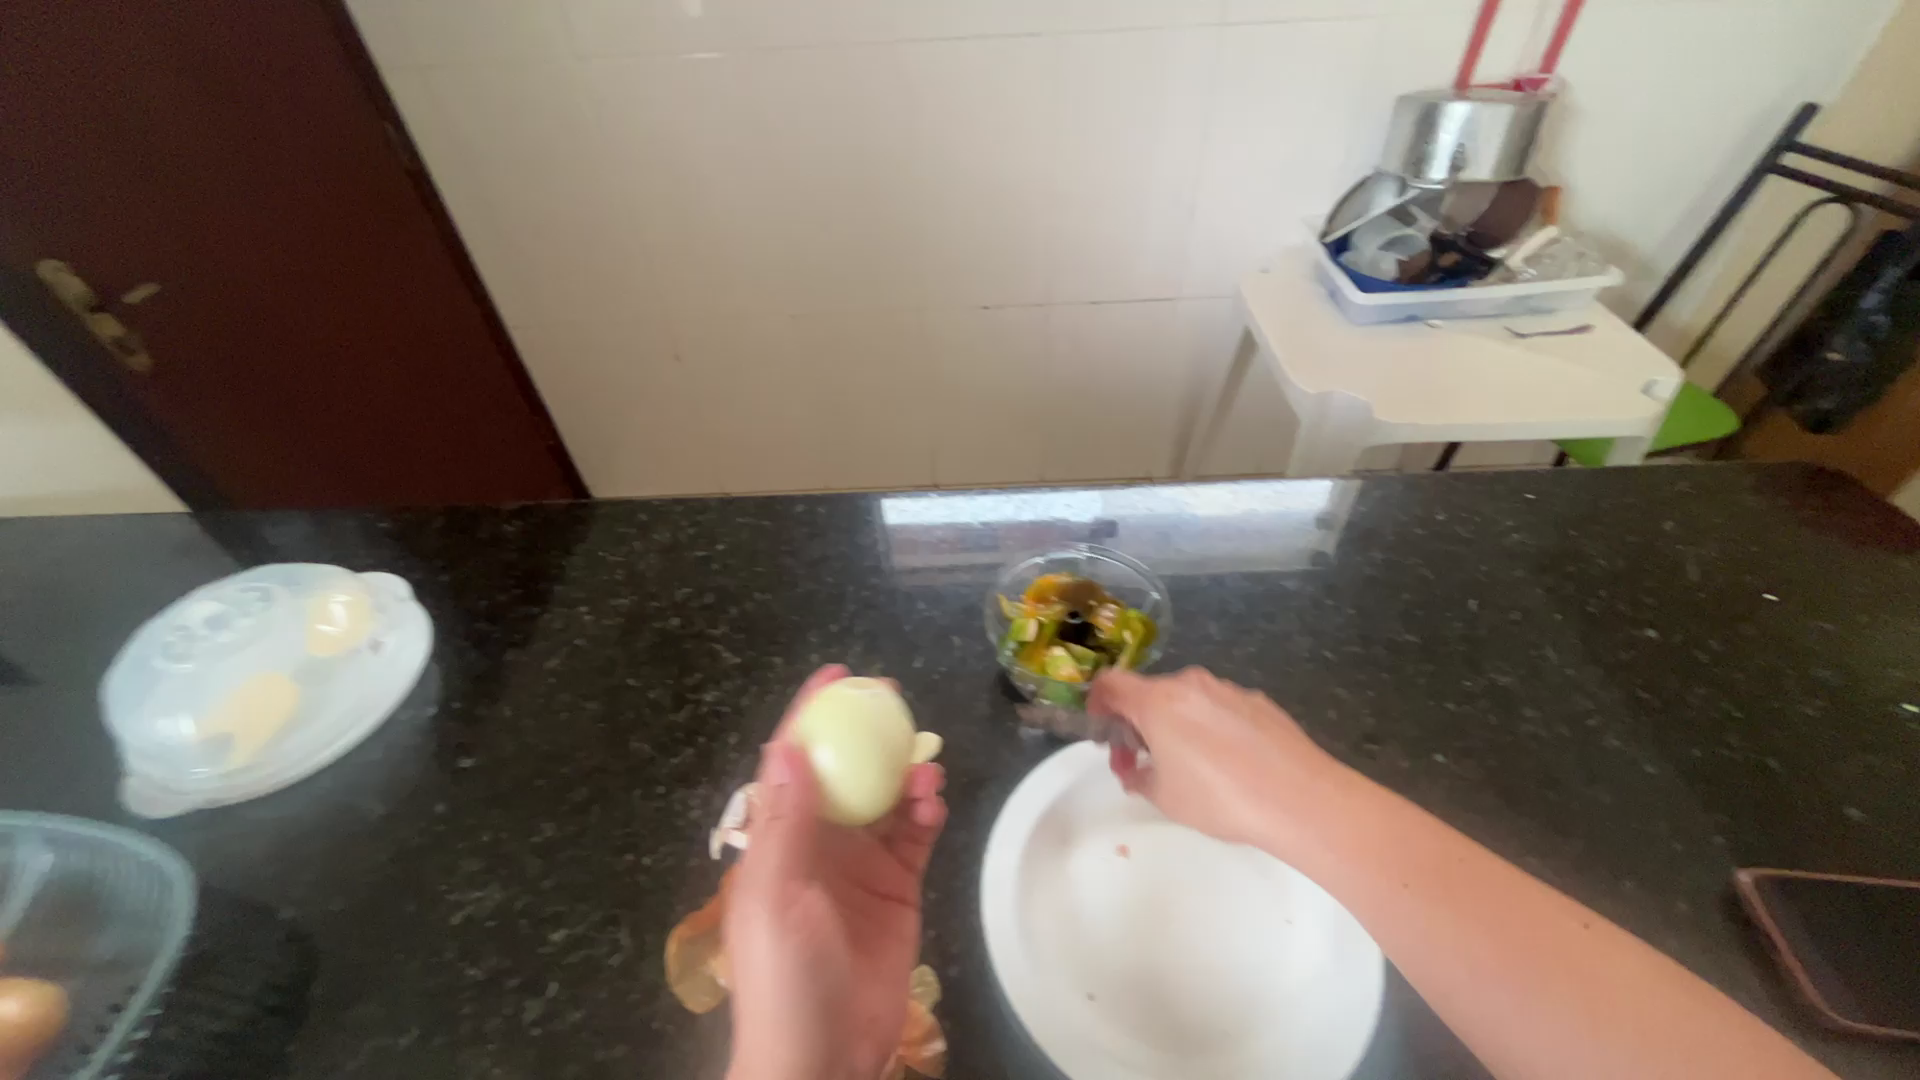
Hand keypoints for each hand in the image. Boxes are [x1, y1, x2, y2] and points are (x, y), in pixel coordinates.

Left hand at [724, 666, 947, 1079]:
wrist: (825, 1057)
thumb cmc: (786, 976)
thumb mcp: (776, 895)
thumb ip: (785, 822)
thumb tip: (789, 747)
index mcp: (781, 837)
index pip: (794, 762)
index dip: (812, 715)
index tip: (838, 676)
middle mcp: (821, 839)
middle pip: (848, 768)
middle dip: (868, 732)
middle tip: (896, 702)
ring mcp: (863, 862)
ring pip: (886, 796)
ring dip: (905, 773)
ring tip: (924, 768)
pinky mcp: (900, 885)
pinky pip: (915, 833)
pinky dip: (926, 810)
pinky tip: (933, 804)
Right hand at [1089, 666, 1340, 849]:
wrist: (1301, 798)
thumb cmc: (1220, 797)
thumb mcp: (1164, 797)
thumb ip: (1138, 776)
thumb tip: (1134, 768)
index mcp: (1158, 701)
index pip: (1111, 683)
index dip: (1097, 701)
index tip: (1101, 727)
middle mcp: (1190, 684)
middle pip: (1150, 692)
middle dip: (1139, 721)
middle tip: (1143, 759)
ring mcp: (1228, 690)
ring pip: (1186, 698)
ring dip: (1175, 722)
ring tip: (1190, 764)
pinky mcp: (1258, 701)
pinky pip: (1220, 707)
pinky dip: (1210, 726)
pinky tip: (1230, 762)